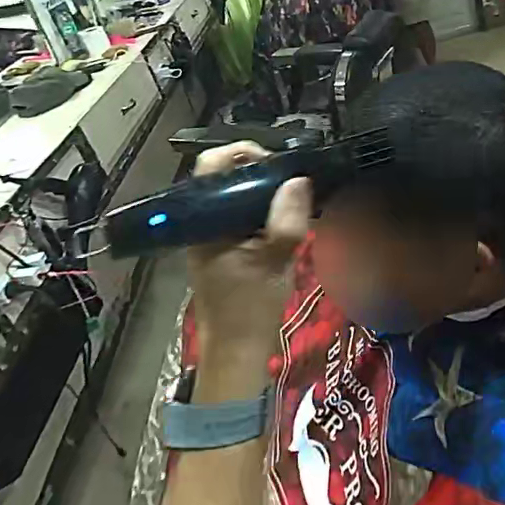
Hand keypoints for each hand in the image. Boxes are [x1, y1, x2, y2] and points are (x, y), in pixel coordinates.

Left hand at [184, 142, 311, 355]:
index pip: (212, 166)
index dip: (243, 153)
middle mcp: (204, 222)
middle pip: (226, 176)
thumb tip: (300, 180)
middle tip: (291, 180)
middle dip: (261, 172)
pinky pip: (244, 213)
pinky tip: (287, 216)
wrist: (238, 350)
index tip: (277, 165)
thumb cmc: (250, 307)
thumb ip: (288, 219)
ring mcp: (213, 234)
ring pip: (238, 195)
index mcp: (205, 221)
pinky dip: (265, 208)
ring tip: (294, 195)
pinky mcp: (226, 246)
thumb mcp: (276, 259)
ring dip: (265, 191)